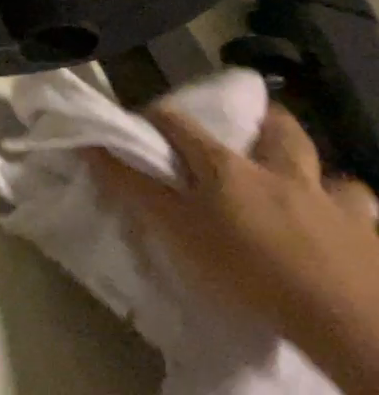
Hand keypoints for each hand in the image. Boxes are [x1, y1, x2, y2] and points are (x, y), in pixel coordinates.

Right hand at [91, 104, 378, 390]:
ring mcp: (335, 203)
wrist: (348, 321)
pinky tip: (341, 222)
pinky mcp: (371, 235)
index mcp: (226, 167)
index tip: (143, 127)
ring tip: (297, 182)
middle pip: (277, 130)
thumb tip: (89, 144)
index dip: (156, 117)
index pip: (179, 123)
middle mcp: (281, 173)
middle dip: (262, 119)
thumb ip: (132, 185)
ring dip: (312, 170)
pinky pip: (363, 211)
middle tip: (247, 126)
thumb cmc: (247, 269)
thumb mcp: (174, 228)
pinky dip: (348, 210)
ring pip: (329, 171)